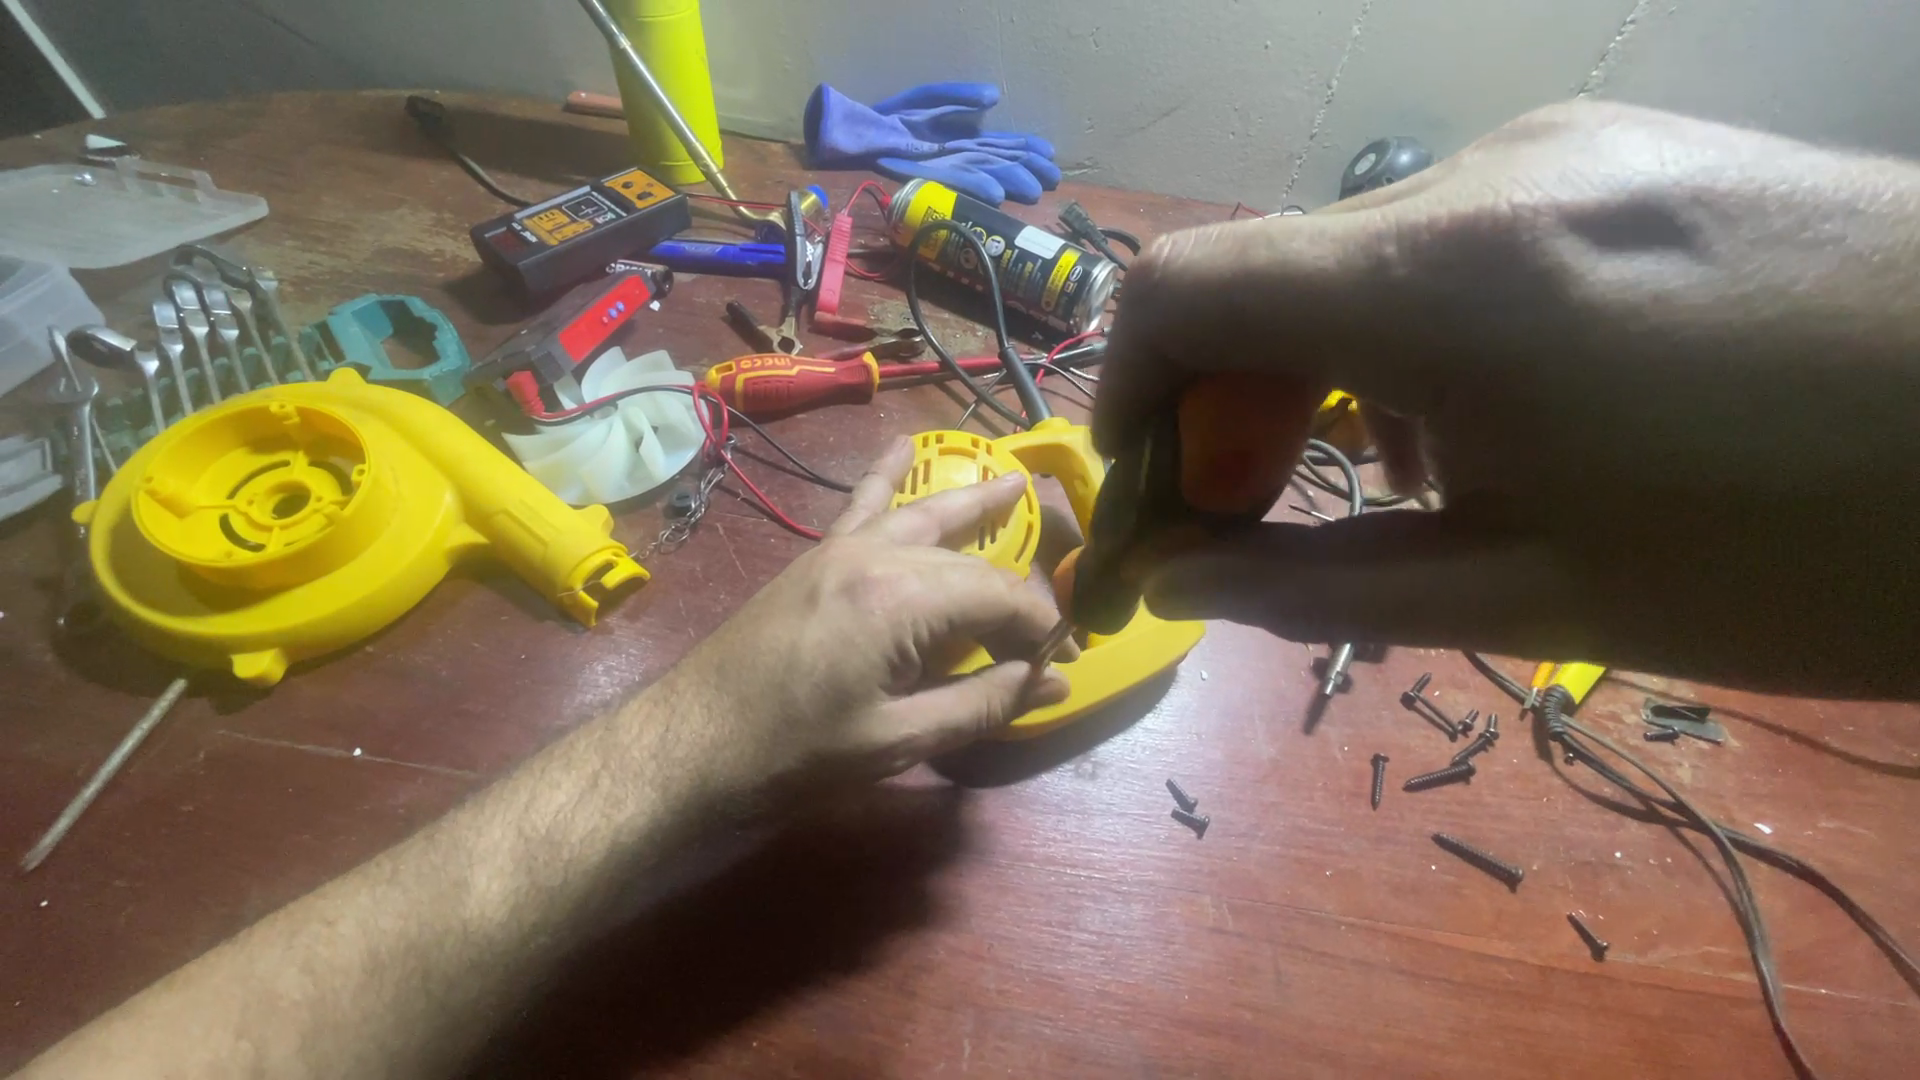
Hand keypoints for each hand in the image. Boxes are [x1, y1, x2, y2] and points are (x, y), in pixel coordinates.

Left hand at [656, 439, 1072, 796]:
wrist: (691, 742)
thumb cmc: (795, 753)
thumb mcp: (898, 740)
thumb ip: (983, 703)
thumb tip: (1055, 680)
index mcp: (903, 601)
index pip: (1001, 598)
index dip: (1041, 629)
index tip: (1063, 661)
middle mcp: (878, 555)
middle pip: (971, 564)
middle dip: (1015, 596)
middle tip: (1046, 632)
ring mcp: (843, 548)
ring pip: (925, 517)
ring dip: (973, 506)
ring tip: (1018, 484)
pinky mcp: (818, 556)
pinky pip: (861, 504)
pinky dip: (886, 475)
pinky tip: (902, 444)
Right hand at [1096, 101, 1919, 697]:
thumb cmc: (1816, 550)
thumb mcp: (1522, 596)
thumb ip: (1307, 587)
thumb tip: (1168, 586)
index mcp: (1442, 286)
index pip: (1180, 289)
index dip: (1125, 386)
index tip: (1144, 478)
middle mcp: (1470, 183)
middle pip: (1246, 279)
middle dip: (1209, 406)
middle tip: (1238, 512)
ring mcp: (1541, 154)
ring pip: (1327, 266)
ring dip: (1294, 377)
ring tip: (1363, 477)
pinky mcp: (1594, 158)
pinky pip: (1418, 250)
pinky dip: (1376, 341)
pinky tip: (1455, 414)